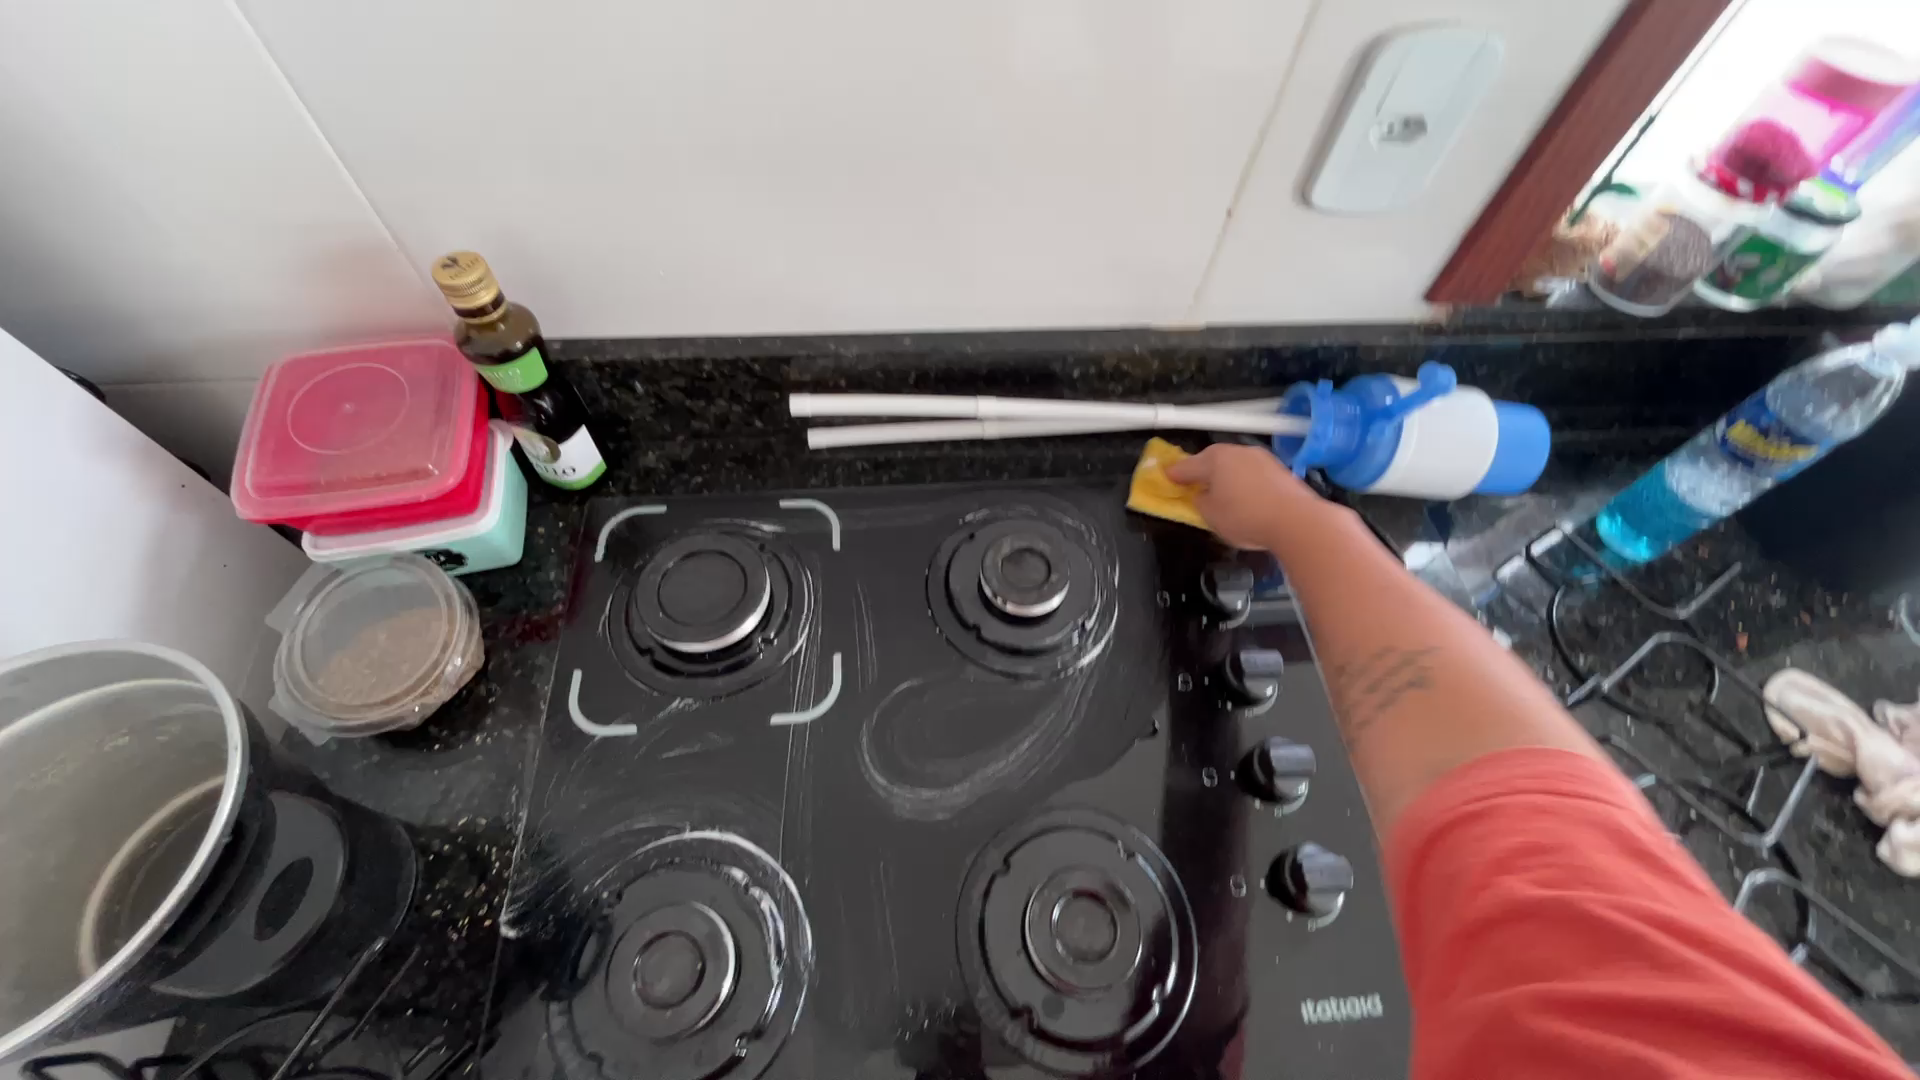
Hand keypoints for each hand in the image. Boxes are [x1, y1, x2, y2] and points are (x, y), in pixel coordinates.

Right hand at [1163, 444, 1334, 550]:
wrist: (1297, 521)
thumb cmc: (1246, 517)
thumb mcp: (1210, 515)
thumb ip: (1199, 501)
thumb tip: (1202, 495)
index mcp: (1215, 459)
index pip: (1186, 466)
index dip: (1174, 475)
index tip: (1166, 478)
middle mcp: (1238, 451)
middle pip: (1213, 461)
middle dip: (1203, 472)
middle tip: (1194, 487)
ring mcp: (1262, 458)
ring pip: (1235, 466)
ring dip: (1226, 477)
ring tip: (1222, 496)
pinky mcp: (1280, 470)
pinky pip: (1253, 474)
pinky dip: (1245, 483)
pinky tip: (1246, 499)